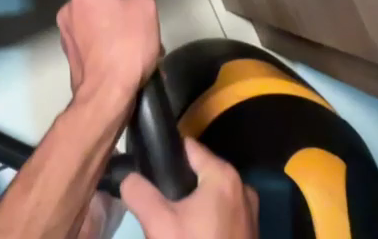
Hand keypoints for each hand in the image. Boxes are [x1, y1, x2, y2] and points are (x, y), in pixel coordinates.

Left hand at [56, 0, 160, 112]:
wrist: (107, 96)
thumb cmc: (126, 44)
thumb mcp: (146, 9)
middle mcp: (69, 8)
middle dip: (109, 1)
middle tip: (133, 14)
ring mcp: (67, 35)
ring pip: (92, 21)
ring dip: (110, 27)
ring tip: (136, 44)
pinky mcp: (72, 59)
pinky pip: (91, 44)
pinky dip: (106, 47)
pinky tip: (126, 61)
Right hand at [120, 139, 259, 238]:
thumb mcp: (158, 223)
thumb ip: (138, 191)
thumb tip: (128, 177)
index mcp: (224, 175)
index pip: (187, 147)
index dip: (164, 155)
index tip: (146, 168)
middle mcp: (242, 187)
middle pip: (198, 172)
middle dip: (177, 185)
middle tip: (157, 203)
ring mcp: (249, 212)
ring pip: (209, 196)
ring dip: (190, 206)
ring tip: (171, 222)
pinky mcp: (249, 233)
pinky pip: (220, 215)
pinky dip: (205, 220)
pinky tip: (190, 236)